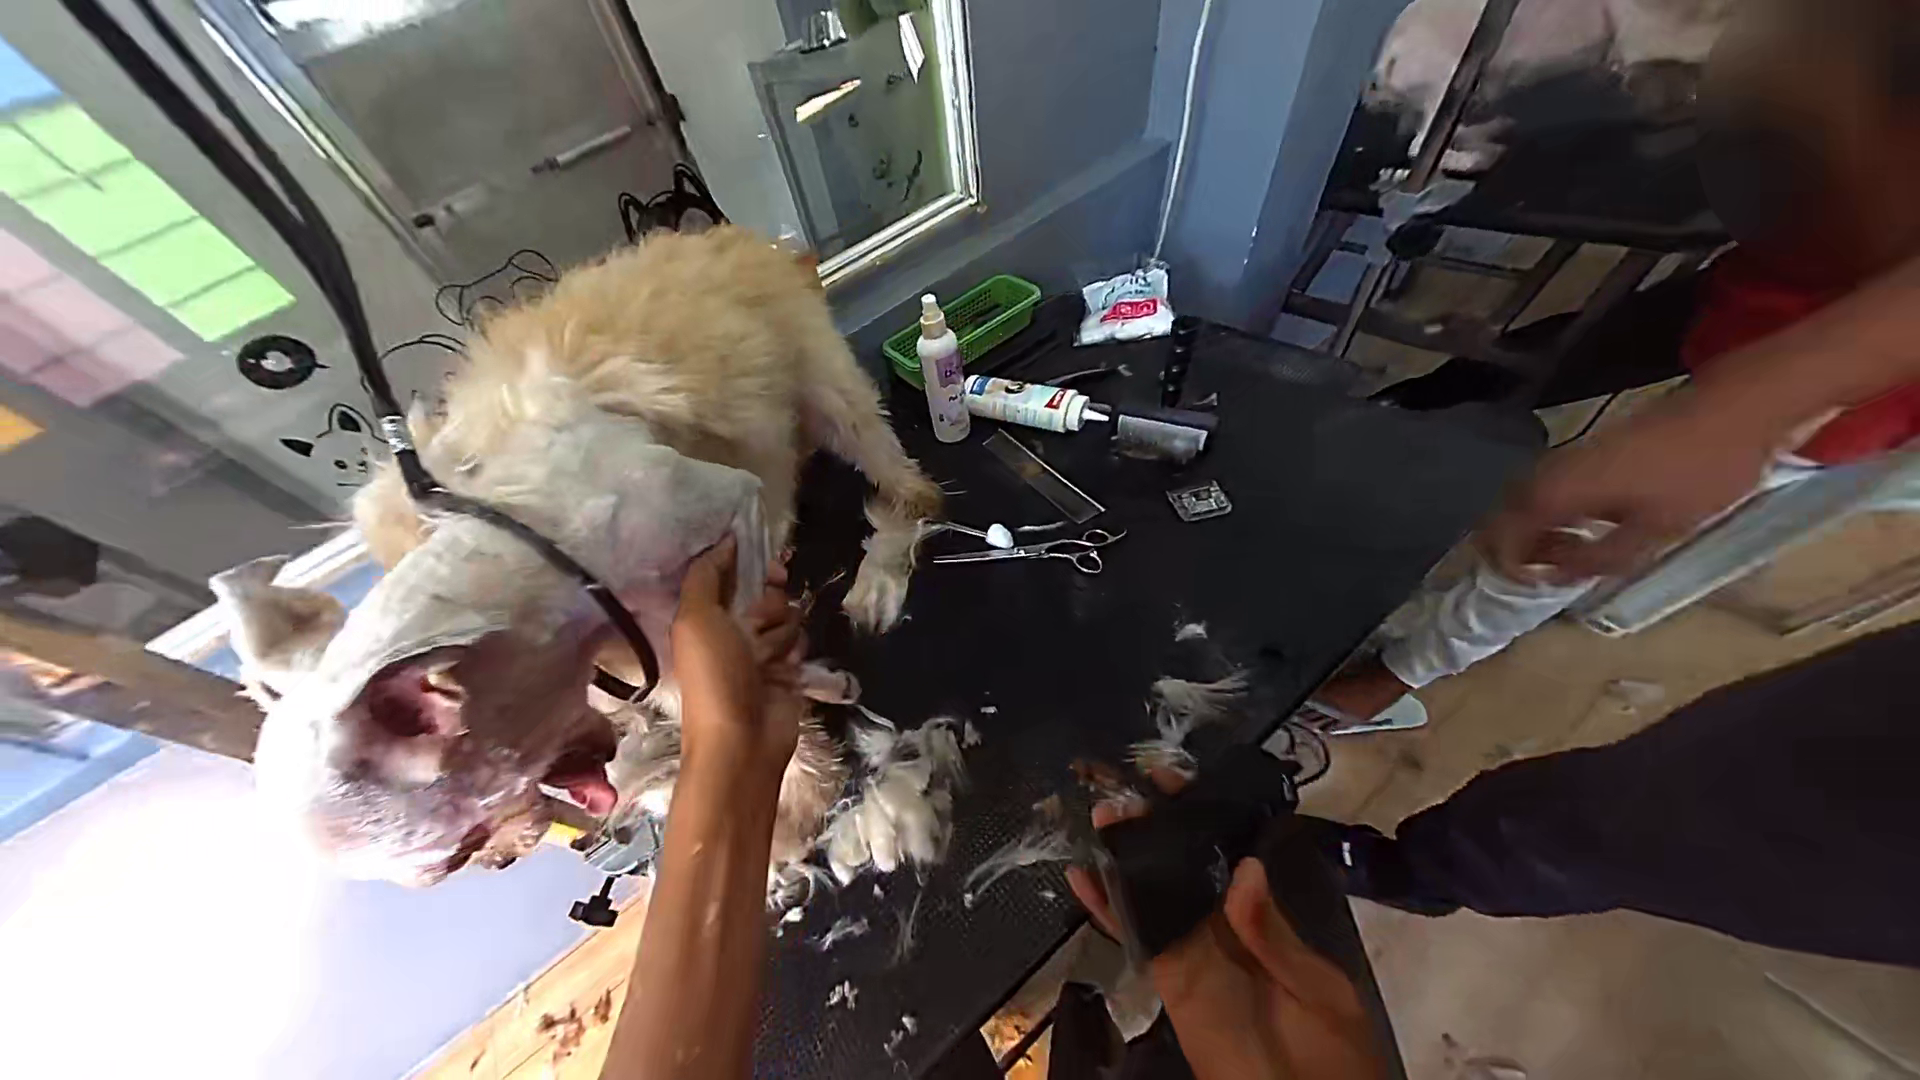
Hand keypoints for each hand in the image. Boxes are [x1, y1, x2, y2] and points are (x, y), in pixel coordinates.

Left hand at [670, 536, 804, 775]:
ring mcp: (763, 650)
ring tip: (768, 658)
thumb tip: (726, 540)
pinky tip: (784, 669)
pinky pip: (801, 642)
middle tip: (763, 620)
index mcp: (706, 616)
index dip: (749, 565)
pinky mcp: (787, 668)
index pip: (731, 575)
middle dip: (771, 602)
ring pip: (789, 616)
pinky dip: (794, 652)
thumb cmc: (714, 675)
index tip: (768, 565)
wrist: (743, 737)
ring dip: (782, 633)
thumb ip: (707, 575)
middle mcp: (734, 629)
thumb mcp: (696, 619)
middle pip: (767, 593)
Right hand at [1067, 773, 1384, 1079]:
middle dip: (1150, 829)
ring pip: (1149, 893)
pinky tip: (1081, 879)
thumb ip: (1274, 935)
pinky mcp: (1168, 980)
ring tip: (1097, 818)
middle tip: (1122, 793)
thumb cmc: (1336, 1061)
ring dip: (1121, 859)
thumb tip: (1245, 868)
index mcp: (1257, 914)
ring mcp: (1190, 950)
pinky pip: (1135, 938)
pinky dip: (1106, 910)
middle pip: (1177, 867)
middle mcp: (1217, 923)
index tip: (1170, 781)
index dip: (1194, 816)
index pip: (1221, 853)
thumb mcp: (1320, 992)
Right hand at [1480, 390, 1778, 582]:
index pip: (1499, 544)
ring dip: (1533, 536)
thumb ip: (1602, 560)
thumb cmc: (1697, 473)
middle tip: (1558, 569)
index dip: (1515, 571)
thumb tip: (1561, 577)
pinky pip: (1533, 496)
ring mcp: (1549, 465)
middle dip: (1519, 553)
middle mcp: (1536, 480)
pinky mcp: (1566, 458)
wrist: (1728, 412)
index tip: (1543, 586)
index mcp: (1548, 498)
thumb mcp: (1658, 530)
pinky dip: (1544, 518)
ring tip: (1575, 549)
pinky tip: (1582, 524)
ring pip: (1514, 511)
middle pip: (1497, 526)